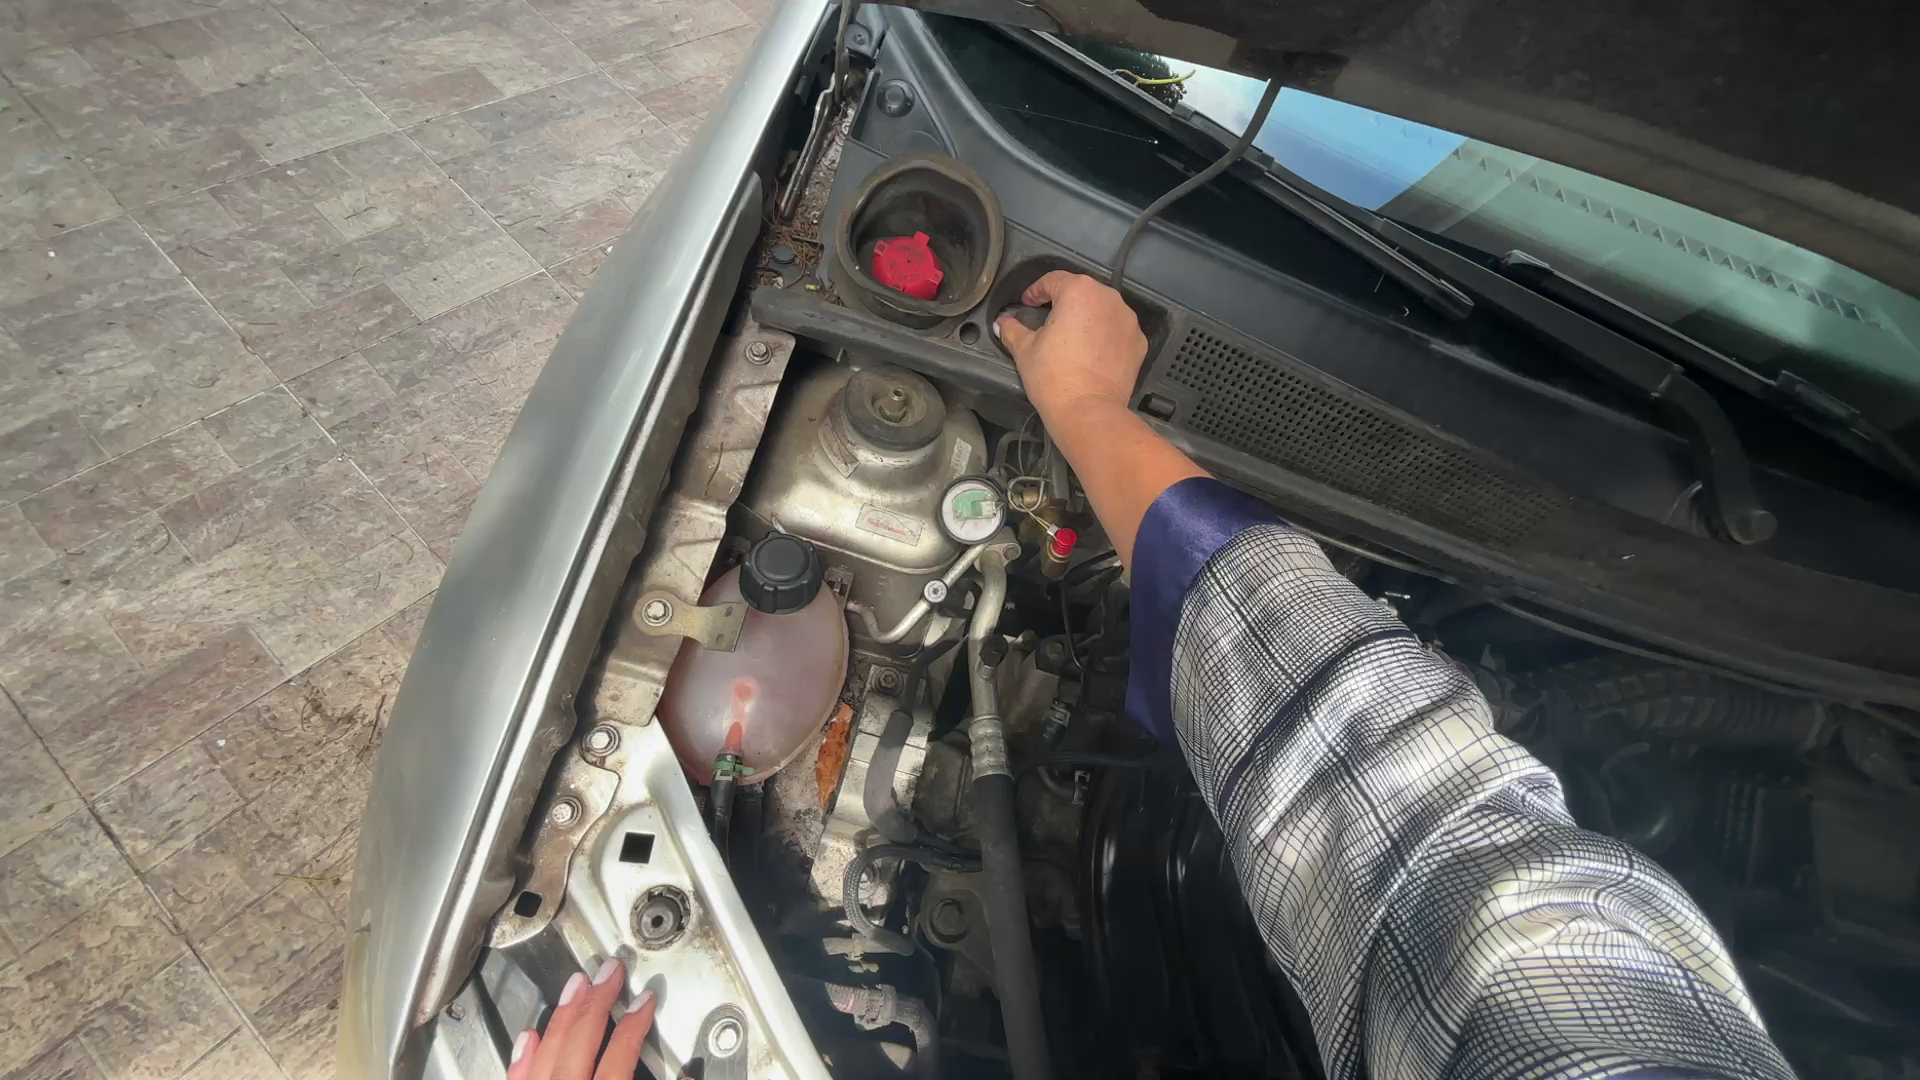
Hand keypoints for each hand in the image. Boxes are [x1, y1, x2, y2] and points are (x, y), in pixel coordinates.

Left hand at [507, 958, 659, 1079]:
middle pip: (581, 1043)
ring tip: (576, 983)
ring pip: (547, 1053)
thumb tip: (687, 1075)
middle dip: (597, 1001)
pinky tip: (528, 1036)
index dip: (635, 1023)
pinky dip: (522, 1057)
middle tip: (610, 969)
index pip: (620, 1055)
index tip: (646, 998)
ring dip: (563, 1016)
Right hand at [993, 271, 1147, 422]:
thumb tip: (1002, 324)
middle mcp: (1108, 298)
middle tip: (1049, 322)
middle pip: (1082, 292)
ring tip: (1072, 339)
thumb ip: (1013, 331)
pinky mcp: (1138, 342)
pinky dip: (1105, 336)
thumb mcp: (1025, 351)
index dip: (1036, 290)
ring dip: (1087, 318)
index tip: (1027, 303)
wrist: (1087, 410)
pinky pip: (1117, 331)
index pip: (1053, 280)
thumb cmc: (1053, 376)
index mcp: (1078, 292)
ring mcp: (1128, 320)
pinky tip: (1092, 354)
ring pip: (1103, 310)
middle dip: (1065, 303)